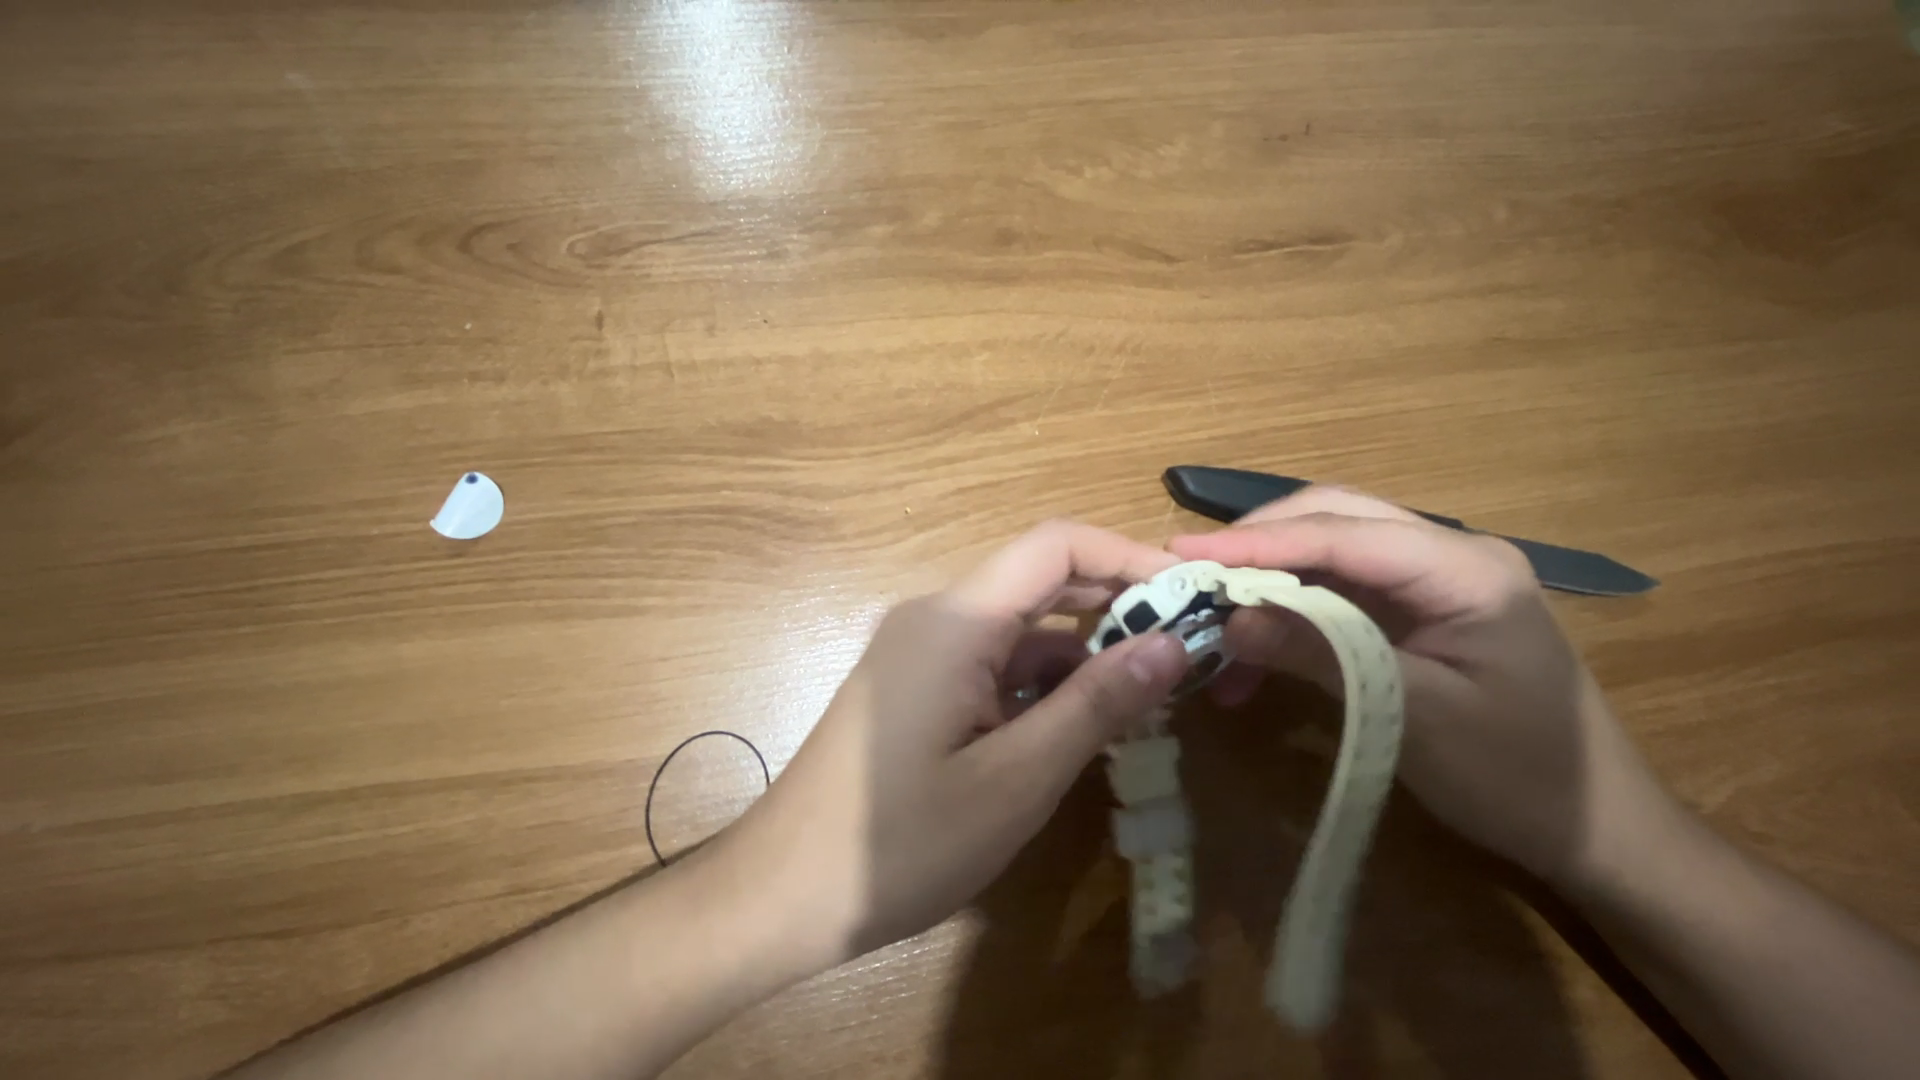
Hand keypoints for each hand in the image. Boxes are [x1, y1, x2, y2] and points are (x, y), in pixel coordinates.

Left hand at [714, 521, 1192, 970]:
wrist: (780, 894)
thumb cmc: (902, 843)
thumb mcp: (1016, 779)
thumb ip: (1095, 704)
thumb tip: (1173, 643)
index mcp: (955, 621)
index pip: (1055, 546)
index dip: (1127, 555)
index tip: (1193, 594)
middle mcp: (934, 619)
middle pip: (1038, 582)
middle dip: (1114, 605)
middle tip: (1187, 646)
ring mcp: (918, 655)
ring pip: (1017, 631)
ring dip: (1081, 653)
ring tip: (1147, 696)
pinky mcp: (913, 691)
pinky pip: (990, 666)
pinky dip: (1040, 686)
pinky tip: (1076, 728)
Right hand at [1170, 488, 1671, 886]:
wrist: (1598, 829)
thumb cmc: (1517, 775)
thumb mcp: (1412, 715)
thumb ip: (1321, 655)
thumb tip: (1232, 618)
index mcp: (1465, 569)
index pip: (1342, 533)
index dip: (1258, 541)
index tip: (1183, 550)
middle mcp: (1449, 555)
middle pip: (1333, 521)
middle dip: (1257, 544)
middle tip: (1190, 573)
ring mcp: (1433, 581)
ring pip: (1329, 554)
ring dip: (1268, 581)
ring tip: (1214, 622)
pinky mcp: (1417, 612)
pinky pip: (1339, 594)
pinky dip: (1289, 615)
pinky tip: (1254, 653)